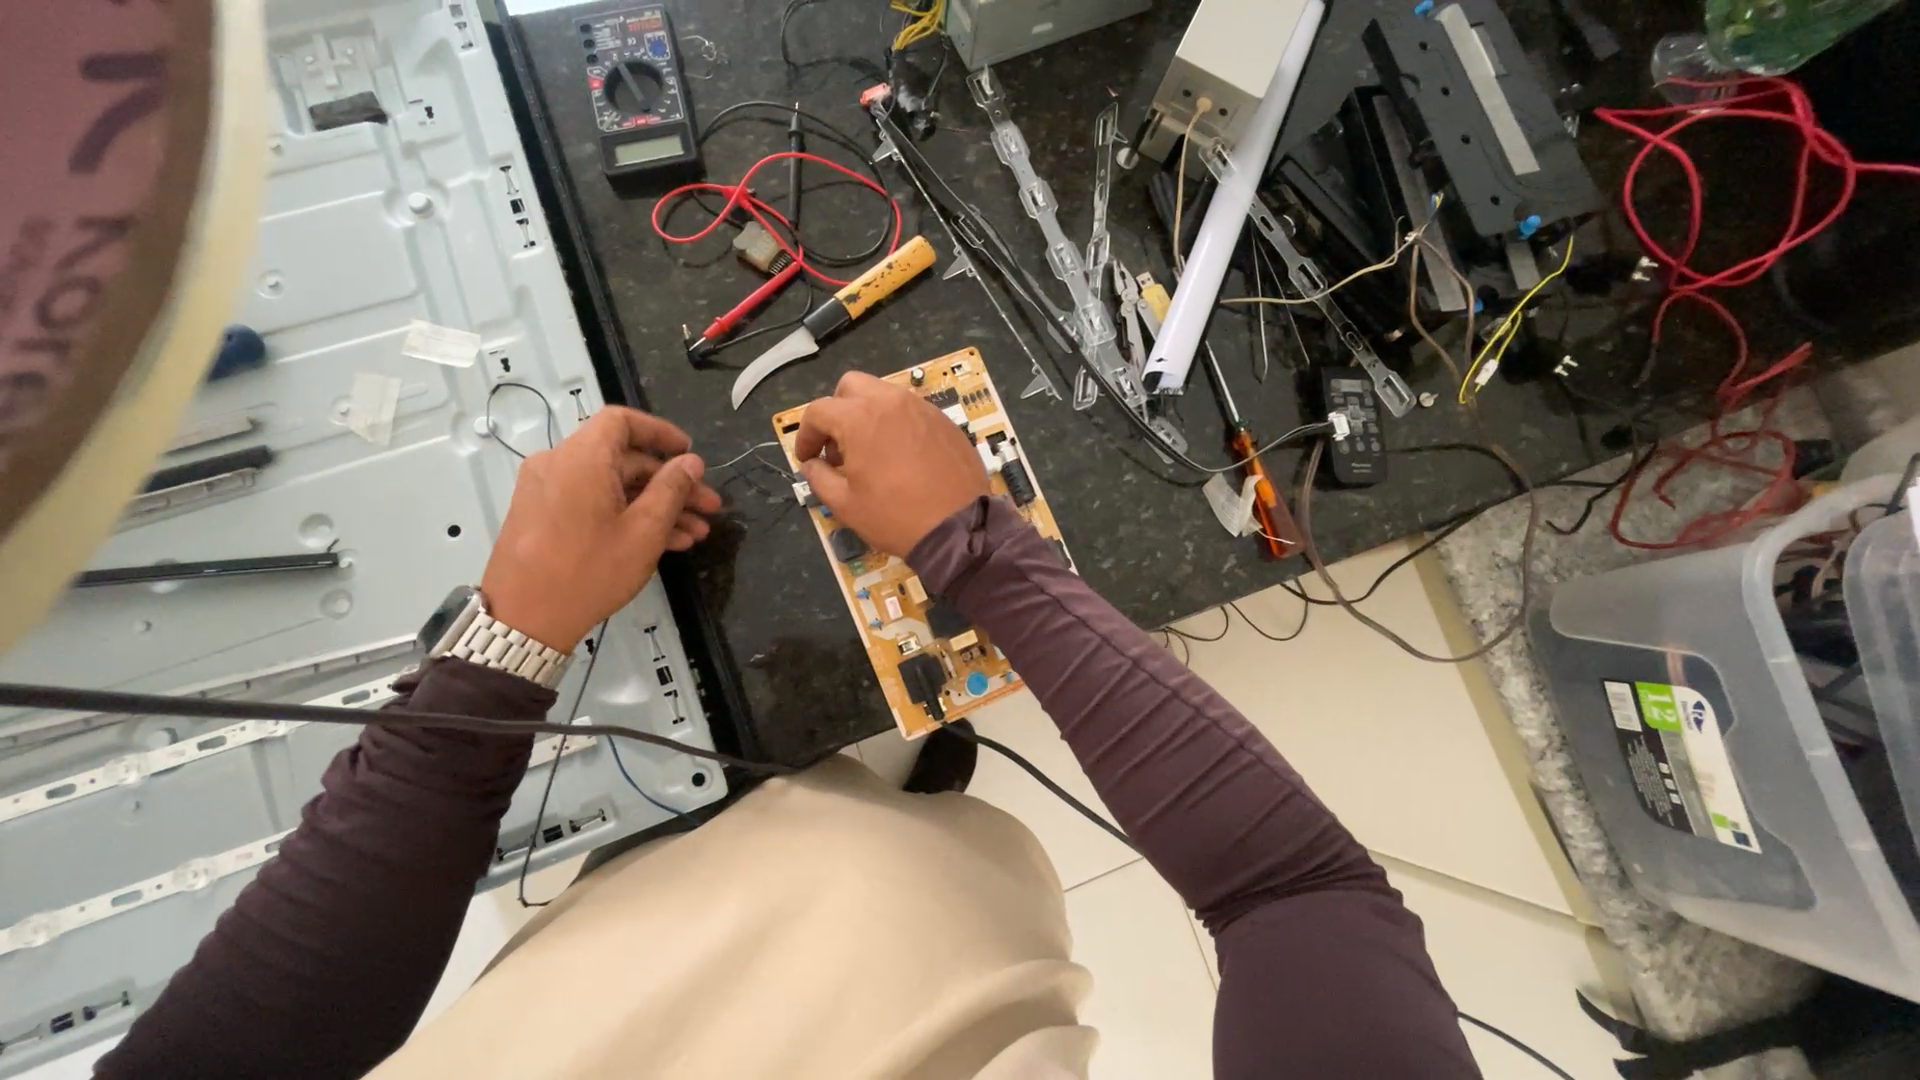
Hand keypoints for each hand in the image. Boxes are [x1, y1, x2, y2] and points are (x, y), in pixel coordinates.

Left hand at [481, 407, 721, 652]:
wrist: (523, 619)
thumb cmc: (588, 570)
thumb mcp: (644, 531)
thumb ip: (672, 490)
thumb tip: (690, 462)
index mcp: (582, 458)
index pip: (622, 421)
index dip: (660, 432)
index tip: (689, 454)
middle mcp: (559, 464)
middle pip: (623, 459)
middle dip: (670, 483)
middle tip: (708, 508)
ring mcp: (547, 491)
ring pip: (612, 485)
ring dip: (654, 504)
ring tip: (693, 533)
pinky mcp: (543, 515)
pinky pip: (593, 502)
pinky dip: (626, 514)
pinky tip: (662, 542)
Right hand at [794, 371, 986, 555]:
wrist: (959, 527)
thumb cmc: (895, 516)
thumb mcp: (846, 504)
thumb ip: (819, 478)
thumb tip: (811, 465)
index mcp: (860, 417)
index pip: (818, 411)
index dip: (805, 435)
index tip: (807, 458)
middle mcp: (890, 401)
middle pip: (851, 387)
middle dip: (837, 412)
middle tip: (838, 447)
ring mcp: (922, 407)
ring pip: (884, 395)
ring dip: (867, 415)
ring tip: (870, 454)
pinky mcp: (944, 420)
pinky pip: (911, 411)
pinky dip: (896, 424)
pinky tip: (901, 457)